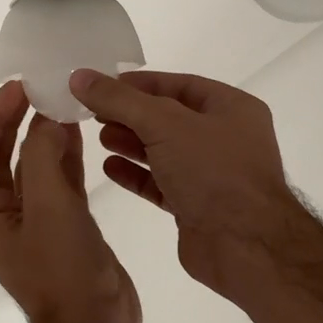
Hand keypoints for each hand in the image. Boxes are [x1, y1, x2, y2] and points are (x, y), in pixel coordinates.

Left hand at [0, 82, 140, 322]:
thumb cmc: (64, 272)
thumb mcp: (51, 208)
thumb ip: (45, 156)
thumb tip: (47, 115)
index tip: (20, 87)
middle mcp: (4, 215)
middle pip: (3, 156)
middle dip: (18, 121)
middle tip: (41, 88)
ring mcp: (35, 223)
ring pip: (33, 167)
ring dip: (44, 135)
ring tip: (63, 102)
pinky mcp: (64, 228)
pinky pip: (59, 182)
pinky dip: (66, 156)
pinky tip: (80, 133)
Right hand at [70, 69, 302, 292]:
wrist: (244, 246)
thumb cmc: (212, 172)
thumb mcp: (164, 124)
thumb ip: (120, 100)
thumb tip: (79, 77)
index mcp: (232, 108)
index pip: (179, 85)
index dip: (139, 84)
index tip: (101, 86)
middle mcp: (225, 138)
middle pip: (169, 118)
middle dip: (131, 115)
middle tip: (93, 114)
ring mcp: (212, 175)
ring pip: (164, 152)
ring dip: (131, 143)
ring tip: (99, 139)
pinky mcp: (196, 207)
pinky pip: (161, 183)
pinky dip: (136, 174)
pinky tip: (109, 169)